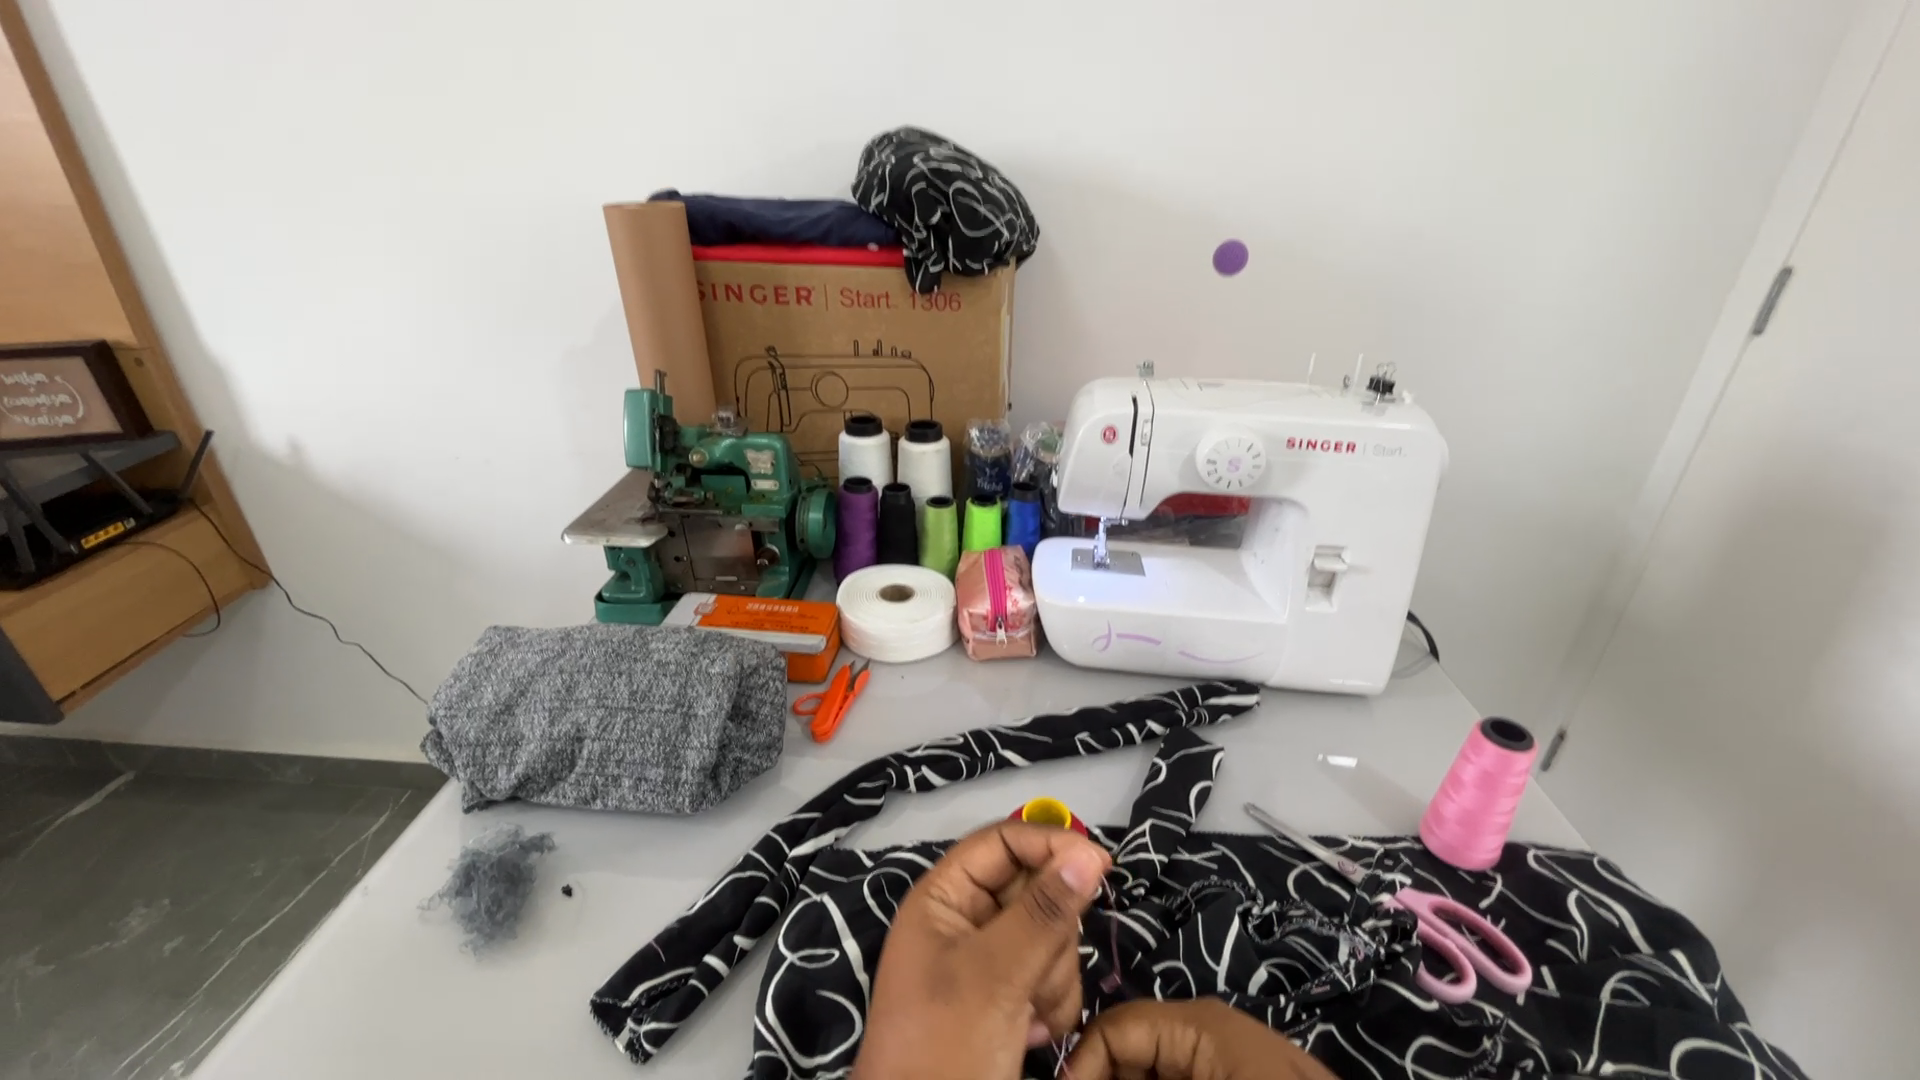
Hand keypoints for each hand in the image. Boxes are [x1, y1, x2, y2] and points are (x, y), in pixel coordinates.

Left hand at [851, 821, 1111, 1079]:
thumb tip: (1089, 853)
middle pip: (1035, 889)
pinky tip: (1031, 1033)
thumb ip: (1043, 912)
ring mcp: (989, 962)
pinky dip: (1053, 1003)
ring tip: (1027, 1014)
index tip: (1101, 864)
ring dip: (1052, 977)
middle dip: (1049, 933)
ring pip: (1051, 935)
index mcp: (944, 897)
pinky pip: (1054, 975)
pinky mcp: (1010, 997)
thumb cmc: (946, 1045)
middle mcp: (966, 921)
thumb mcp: (994, 975)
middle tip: (1036, 970)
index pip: (1003, 842)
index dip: (1049, 844)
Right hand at [1065, 999, 1338, 1079]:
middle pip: (1130, 1049)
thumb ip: (1130, 1079)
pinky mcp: (1242, 1073)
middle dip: (1103, 1078)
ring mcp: (1227, 1055)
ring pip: (1155, 1068)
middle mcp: (1208, 1028)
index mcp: (1197, 1024)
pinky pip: (1182, 1077)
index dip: (1078, 1068)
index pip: (1111, 1029)